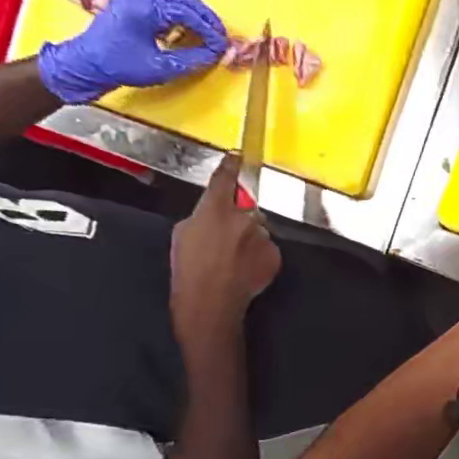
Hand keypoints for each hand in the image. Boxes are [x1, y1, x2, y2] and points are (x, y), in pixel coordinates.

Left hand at [38, 0, 228, 103]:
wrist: (86, 63)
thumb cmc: (120, 66)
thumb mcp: (159, 68)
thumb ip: (189, 60)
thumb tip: (212, 55)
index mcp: (143, 8)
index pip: (184, 11)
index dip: (207, 27)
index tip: (221, 43)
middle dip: (203, 15)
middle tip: (220, 33)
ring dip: (192, 11)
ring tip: (208, 29)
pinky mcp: (132, 6)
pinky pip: (161, 1)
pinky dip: (179, 11)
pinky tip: (187, 26)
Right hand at [171, 155, 281, 347]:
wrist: (211, 301)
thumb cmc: (189, 268)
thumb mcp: (184, 233)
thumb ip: (203, 216)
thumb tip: (214, 215)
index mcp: (216, 208)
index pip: (225, 178)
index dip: (230, 166)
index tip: (237, 156)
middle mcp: (244, 217)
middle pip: (247, 208)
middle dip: (241, 218)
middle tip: (228, 239)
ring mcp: (263, 236)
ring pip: (259, 230)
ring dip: (251, 238)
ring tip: (236, 260)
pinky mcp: (275, 255)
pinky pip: (268, 249)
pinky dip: (260, 255)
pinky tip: (246, 269)